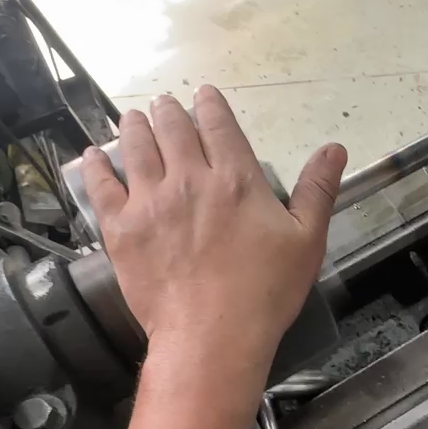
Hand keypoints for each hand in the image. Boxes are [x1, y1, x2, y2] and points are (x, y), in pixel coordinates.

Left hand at [80, 88, 346, 389]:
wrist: (214, 334)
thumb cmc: (266, 291)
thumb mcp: (307, 240)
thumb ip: (317, 191)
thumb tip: (335, 150)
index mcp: (236, 179)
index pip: (218, 125)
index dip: (210, 104)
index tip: (204, 94)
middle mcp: (189, 178)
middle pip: (172, 128)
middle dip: (169, 110)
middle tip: (164, 103)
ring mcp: (150, 202)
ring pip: (135, 147)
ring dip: (134, 126)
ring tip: (132, 118)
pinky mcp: (121, 229)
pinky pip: (101, 186)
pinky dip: (95, 166)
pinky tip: (92, 156)